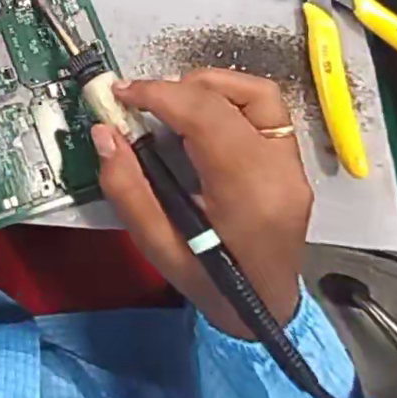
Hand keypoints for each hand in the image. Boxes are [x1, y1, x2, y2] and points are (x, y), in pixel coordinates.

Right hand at [91, 71, 311, 338]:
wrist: (266, 311)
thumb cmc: (210, 281)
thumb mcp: (155, 243)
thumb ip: (126, 187)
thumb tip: (105, 133)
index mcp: (248, 194)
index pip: (206, 117)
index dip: (158, 94)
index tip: (121, 93)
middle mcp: (279, 172)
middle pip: (228, 99)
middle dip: (171, 88)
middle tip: (134, 98)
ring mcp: (291, 164)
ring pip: (255, 93)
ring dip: (204, 86)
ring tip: (167, 100)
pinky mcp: (290, 160)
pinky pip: (264, 107)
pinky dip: (224, 96)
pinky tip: (196, 111)